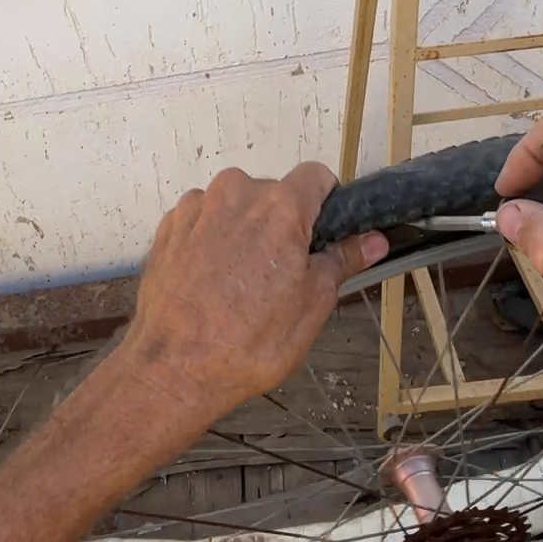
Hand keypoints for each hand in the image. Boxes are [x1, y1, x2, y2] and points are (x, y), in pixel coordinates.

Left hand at [116, 164, 388, 423]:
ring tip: (241, 281)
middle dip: (281, 222)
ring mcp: (198, 206)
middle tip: (282, 271)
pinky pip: (203, 218)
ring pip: (236, 205)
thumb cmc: (247, 341)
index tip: (323, 228)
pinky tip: (212, 279)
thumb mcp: (312, 303)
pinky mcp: (170, 224)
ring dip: (244, 229)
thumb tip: (372, 241)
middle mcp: (236, 192)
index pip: (316, 175)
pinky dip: (212, 238)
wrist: (174, 366)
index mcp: (279, 205)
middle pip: (273, 192)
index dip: (326, 200)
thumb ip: (343, 259)